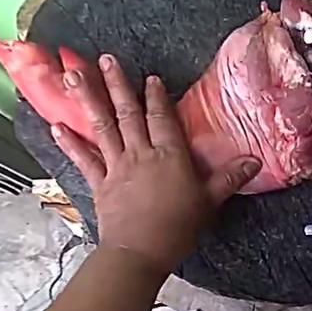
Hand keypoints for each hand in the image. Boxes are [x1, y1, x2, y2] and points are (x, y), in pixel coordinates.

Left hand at [51, 52, 259, 275]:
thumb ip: (229, 178)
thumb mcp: (210, 202)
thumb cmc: (178, 227)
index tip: (150, 77)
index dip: (157, 97)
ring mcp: (117, 167)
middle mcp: (141, 154)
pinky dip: (71, 142)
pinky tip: (56, 125)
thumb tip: (255, 161)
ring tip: (72, 73)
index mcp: (170, 156)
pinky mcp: (100, 183)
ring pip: (103, 127)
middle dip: (118, 84)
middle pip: (128, 114)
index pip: (162, 119)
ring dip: (88, 99)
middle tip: (106, 58)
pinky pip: (84, 159)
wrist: (140, 252)